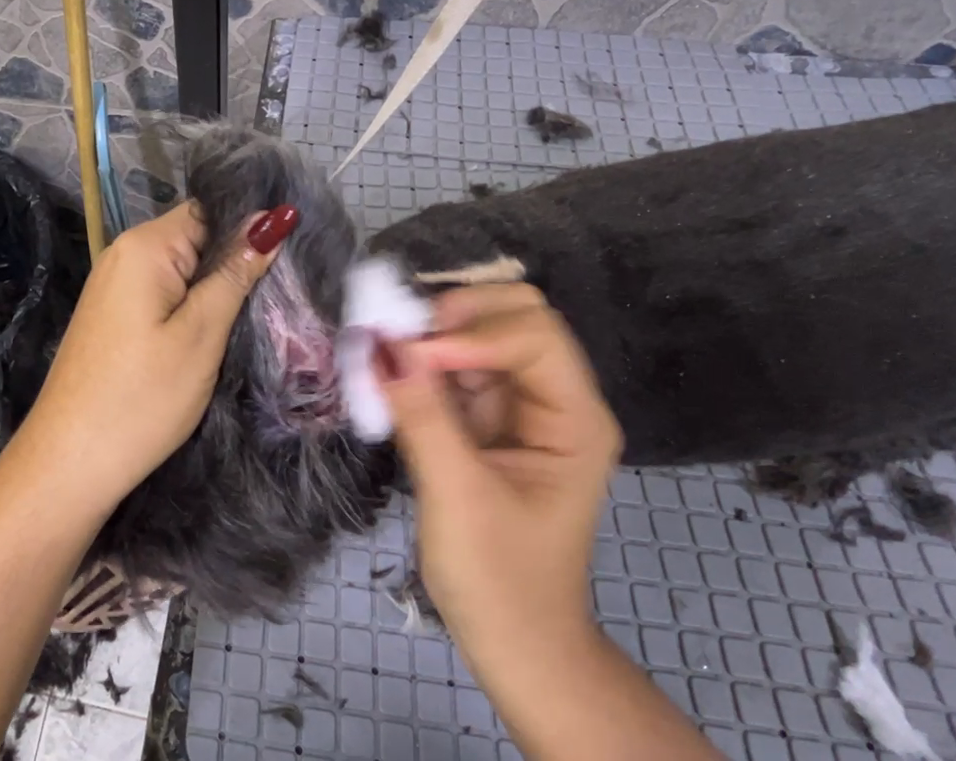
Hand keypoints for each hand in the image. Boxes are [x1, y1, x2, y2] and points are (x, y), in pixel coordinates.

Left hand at [20, 201, 296, 507]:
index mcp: (144, 246)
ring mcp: (112, 288)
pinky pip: (160, 296)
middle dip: (233, 263)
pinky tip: (208, 338)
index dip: (249, 229)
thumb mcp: (202, 334)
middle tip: (278, 297)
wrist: (71, 461)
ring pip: (179, 271)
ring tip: (251, 319)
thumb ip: (236, 273)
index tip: (291, 256)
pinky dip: (187, 310)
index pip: (209, 211)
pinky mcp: (111, 318)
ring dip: (212, 291)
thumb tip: (271, 219)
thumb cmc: (142, 397)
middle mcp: (122, 254)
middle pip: (193, 239)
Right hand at [378, 284, 620, 659]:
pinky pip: (450, 369)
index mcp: (573, 419)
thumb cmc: (499, 580)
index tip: (411, 359)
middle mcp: (551, 400)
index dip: (472, 335)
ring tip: (383, 358)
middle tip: (402, 343)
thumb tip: (382, 345)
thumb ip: (423, 416)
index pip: (533, 335)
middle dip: (455, 316)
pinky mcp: (481, 421)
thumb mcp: (457, 497)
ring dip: (429, 337)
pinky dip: (417, 364)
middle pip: (515, 315)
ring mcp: (515, 408)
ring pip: (476, 335)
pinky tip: (387, 378)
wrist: (512, 642)